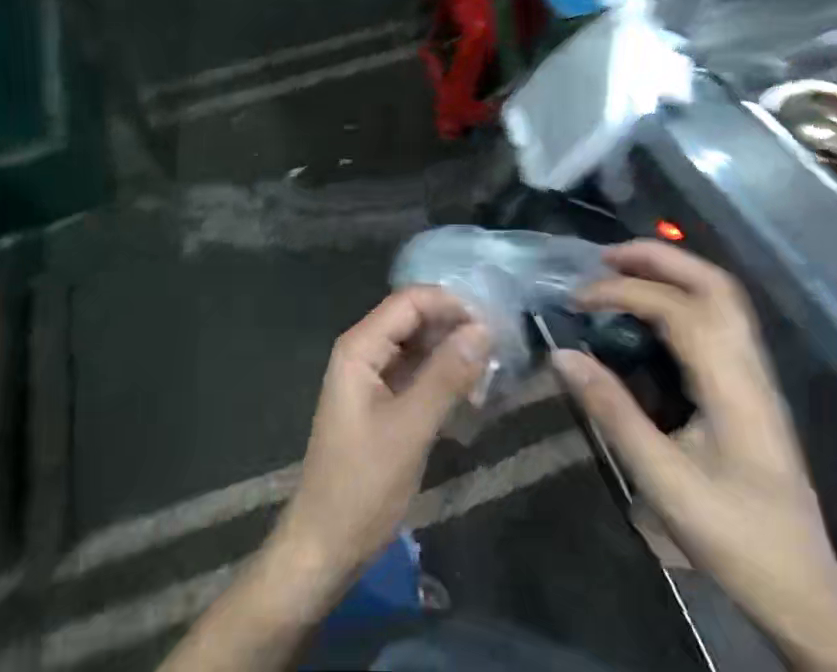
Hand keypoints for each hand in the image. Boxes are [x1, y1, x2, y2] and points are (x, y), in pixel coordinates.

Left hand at [267, 287, 491, 607]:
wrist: (329, 535)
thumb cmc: (364, 480)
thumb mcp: (410, 426)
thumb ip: (445, 376)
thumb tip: (483, 329)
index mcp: (358, 349)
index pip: (407, 302)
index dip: (450, 304)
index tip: (498, 321)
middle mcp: (362, 354)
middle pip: (412, 321)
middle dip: (455, 327)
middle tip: (506, 346)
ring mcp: (371, 379)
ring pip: (417, 349)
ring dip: (453, 354)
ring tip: (499, 368)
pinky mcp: (382, 404)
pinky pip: (415, 376)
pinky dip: (443, 379)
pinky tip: (476, 393)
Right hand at [554, 241, 836, 671]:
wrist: (797, 585)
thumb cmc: (728, 532)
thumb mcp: (659, 476)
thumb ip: (610, 409)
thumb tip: (561, 353)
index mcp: (734, 389)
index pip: (681, 311)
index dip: (623, 292)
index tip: (574, 302)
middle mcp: (752, 372)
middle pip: (717, 287)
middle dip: (659, 259)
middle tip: (602, 259)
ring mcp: (755, 379)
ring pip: (723, 301)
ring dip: (670, 273)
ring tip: (616, 274)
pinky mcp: (748, 390)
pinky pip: (717, 323)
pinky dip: (677, 299)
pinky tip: (643, 315)